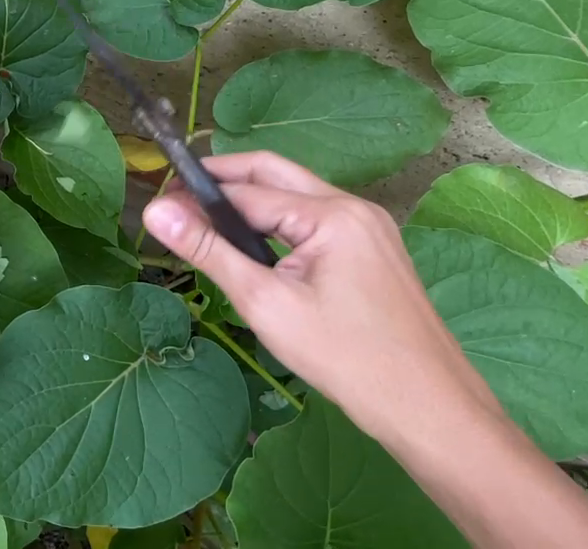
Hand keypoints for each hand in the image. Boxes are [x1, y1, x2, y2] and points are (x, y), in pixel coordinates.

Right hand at [142, 151, 500, 445]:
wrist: (434, 415)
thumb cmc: (345, 358)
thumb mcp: (264, 302)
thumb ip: (206, 249)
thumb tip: (153, 210)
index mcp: (332, 214)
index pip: (245, 192)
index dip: (196, 197)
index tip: (157, 208)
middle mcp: (353, 207)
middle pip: (271, 172)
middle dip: (220, 180)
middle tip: (175, 202)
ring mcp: (368, 227)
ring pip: (291, 194)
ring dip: (246, 199)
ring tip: (204, 225)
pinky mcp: (372, 249)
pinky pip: (310, 217)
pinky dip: (273, 220)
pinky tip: (250, 246)